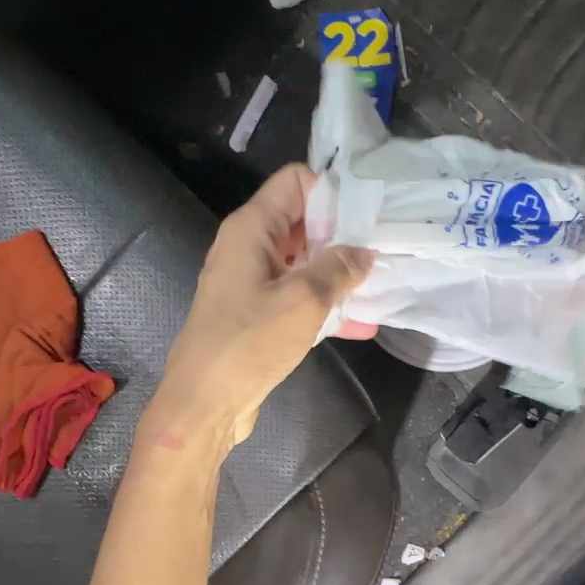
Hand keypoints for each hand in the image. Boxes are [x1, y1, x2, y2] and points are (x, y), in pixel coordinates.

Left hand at [147, 164, 374, 453]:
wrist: (204, 403)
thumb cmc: (248, 343)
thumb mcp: (303, 300)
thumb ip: (338, 269)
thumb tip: (364, 253)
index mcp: (251, 229)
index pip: (295, 182)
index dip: (332, 193)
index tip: (366, 221)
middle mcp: (248, 248)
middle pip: (302, 222)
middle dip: (341, 236)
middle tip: (380, 256)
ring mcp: (251, 284)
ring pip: (302, 264)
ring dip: (337, 276)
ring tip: (378, 289)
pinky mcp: (256, 318)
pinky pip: (296, 298)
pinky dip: (324, 305)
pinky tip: (359, 323)